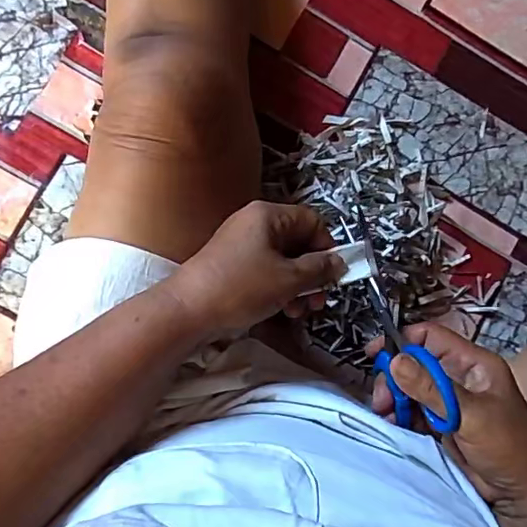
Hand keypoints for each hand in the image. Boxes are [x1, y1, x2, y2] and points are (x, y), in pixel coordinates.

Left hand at [160, 201, 344, 335]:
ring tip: (299, 312)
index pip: (312, 221)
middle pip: (298, 243)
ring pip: (283, 262)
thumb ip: (319, 269)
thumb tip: (339, 262)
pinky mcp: (231, 267)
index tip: (334, 275)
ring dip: (297, 287)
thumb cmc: (239, 288)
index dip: (328, 247)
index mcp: (267, 215)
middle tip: (319, 300)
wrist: (187, 311)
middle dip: (313, 273)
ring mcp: (240, 245)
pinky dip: (278, 290)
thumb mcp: (288, 279)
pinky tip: (282, 311)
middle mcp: (253, 224)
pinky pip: (265, 272)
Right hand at [370, 324, 526, 523]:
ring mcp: (449, 403)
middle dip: (394, 377)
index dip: (403, 342)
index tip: (378, 354)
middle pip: (413, 363)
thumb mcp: (471, 415)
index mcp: (473, 365)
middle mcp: (459, 379)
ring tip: (388, 414)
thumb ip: (432, 389)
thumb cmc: (514, 451)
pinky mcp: (440, 425)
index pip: (431, 338)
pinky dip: (399, 416)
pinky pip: (412, 411)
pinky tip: (395, 424)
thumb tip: (397, 361)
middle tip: (383, 398)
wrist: (523, 497)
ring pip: (409, 388)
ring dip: (394, 399)